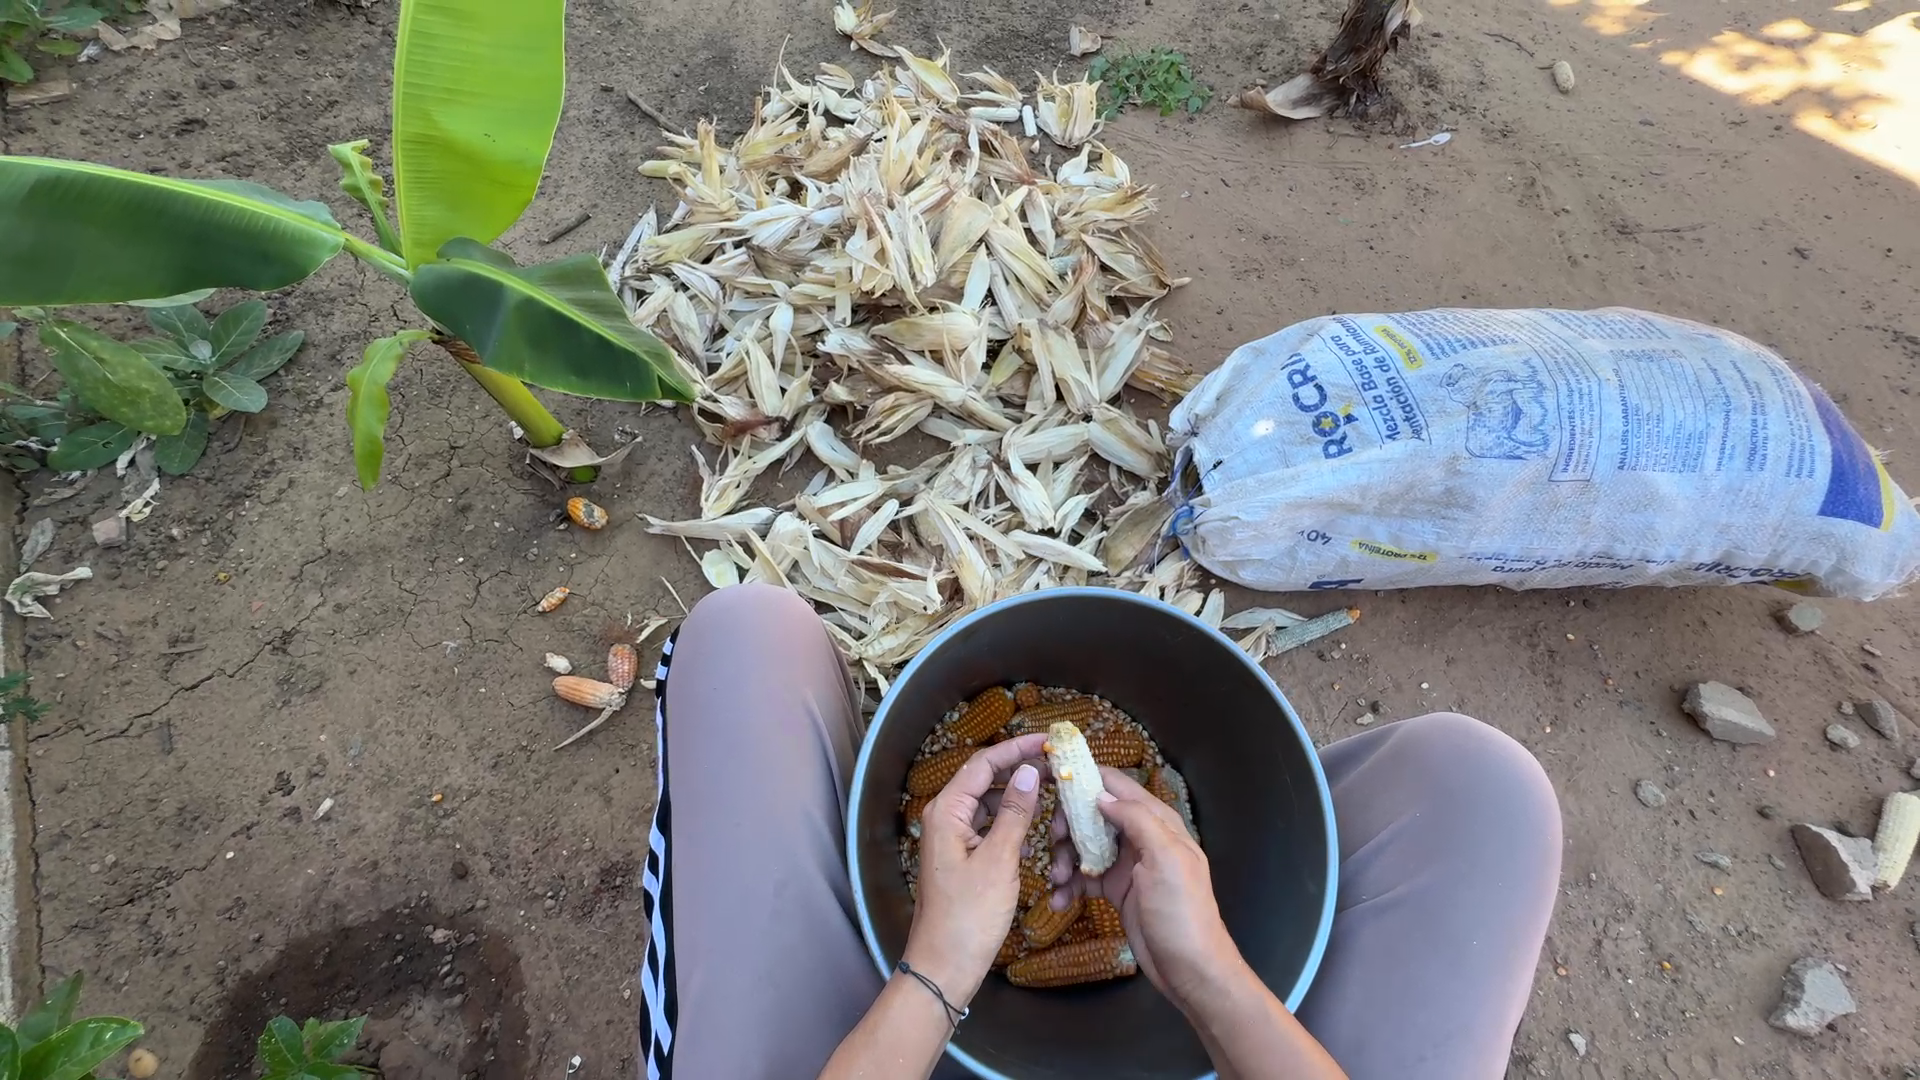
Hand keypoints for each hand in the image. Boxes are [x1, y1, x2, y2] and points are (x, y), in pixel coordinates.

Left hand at [902, 732, 1049, 1008]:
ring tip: (1048, 787)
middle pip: (983, 778)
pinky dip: (1009, 820)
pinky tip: (1031, 828)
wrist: (943, 968)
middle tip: (1053, 762)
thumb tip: (1029, 773)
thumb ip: (1014, 813)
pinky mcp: (961, 856)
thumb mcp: (999, 861)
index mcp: (947, 811)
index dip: (1015, 749)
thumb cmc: (969, 916)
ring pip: (986, 802)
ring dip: (1015, 794)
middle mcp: (945, 817)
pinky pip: (987, 825)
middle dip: (1017, 767)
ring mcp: (951, 837)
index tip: (1046, 741)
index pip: (983, 764)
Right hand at [1055, 767, 1247, 1012]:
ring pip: (1084, 845)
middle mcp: (1139, 836)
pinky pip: (1083, 877)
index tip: (1053, 779)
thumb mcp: (1166, 859)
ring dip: (1065, 858)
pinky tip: (1059, 900)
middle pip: (1093, 814)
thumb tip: (1101, 795)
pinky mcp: (1114, 889)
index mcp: (1156, 821)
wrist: (1190, 972)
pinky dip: (1069, 885)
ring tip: (1056, 879)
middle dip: (1069, 824)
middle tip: (1054, 840)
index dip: (1085, 778)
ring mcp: (1125, 864)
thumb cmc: (1182, 911)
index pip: (1116, 785)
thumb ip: (1137, 819)